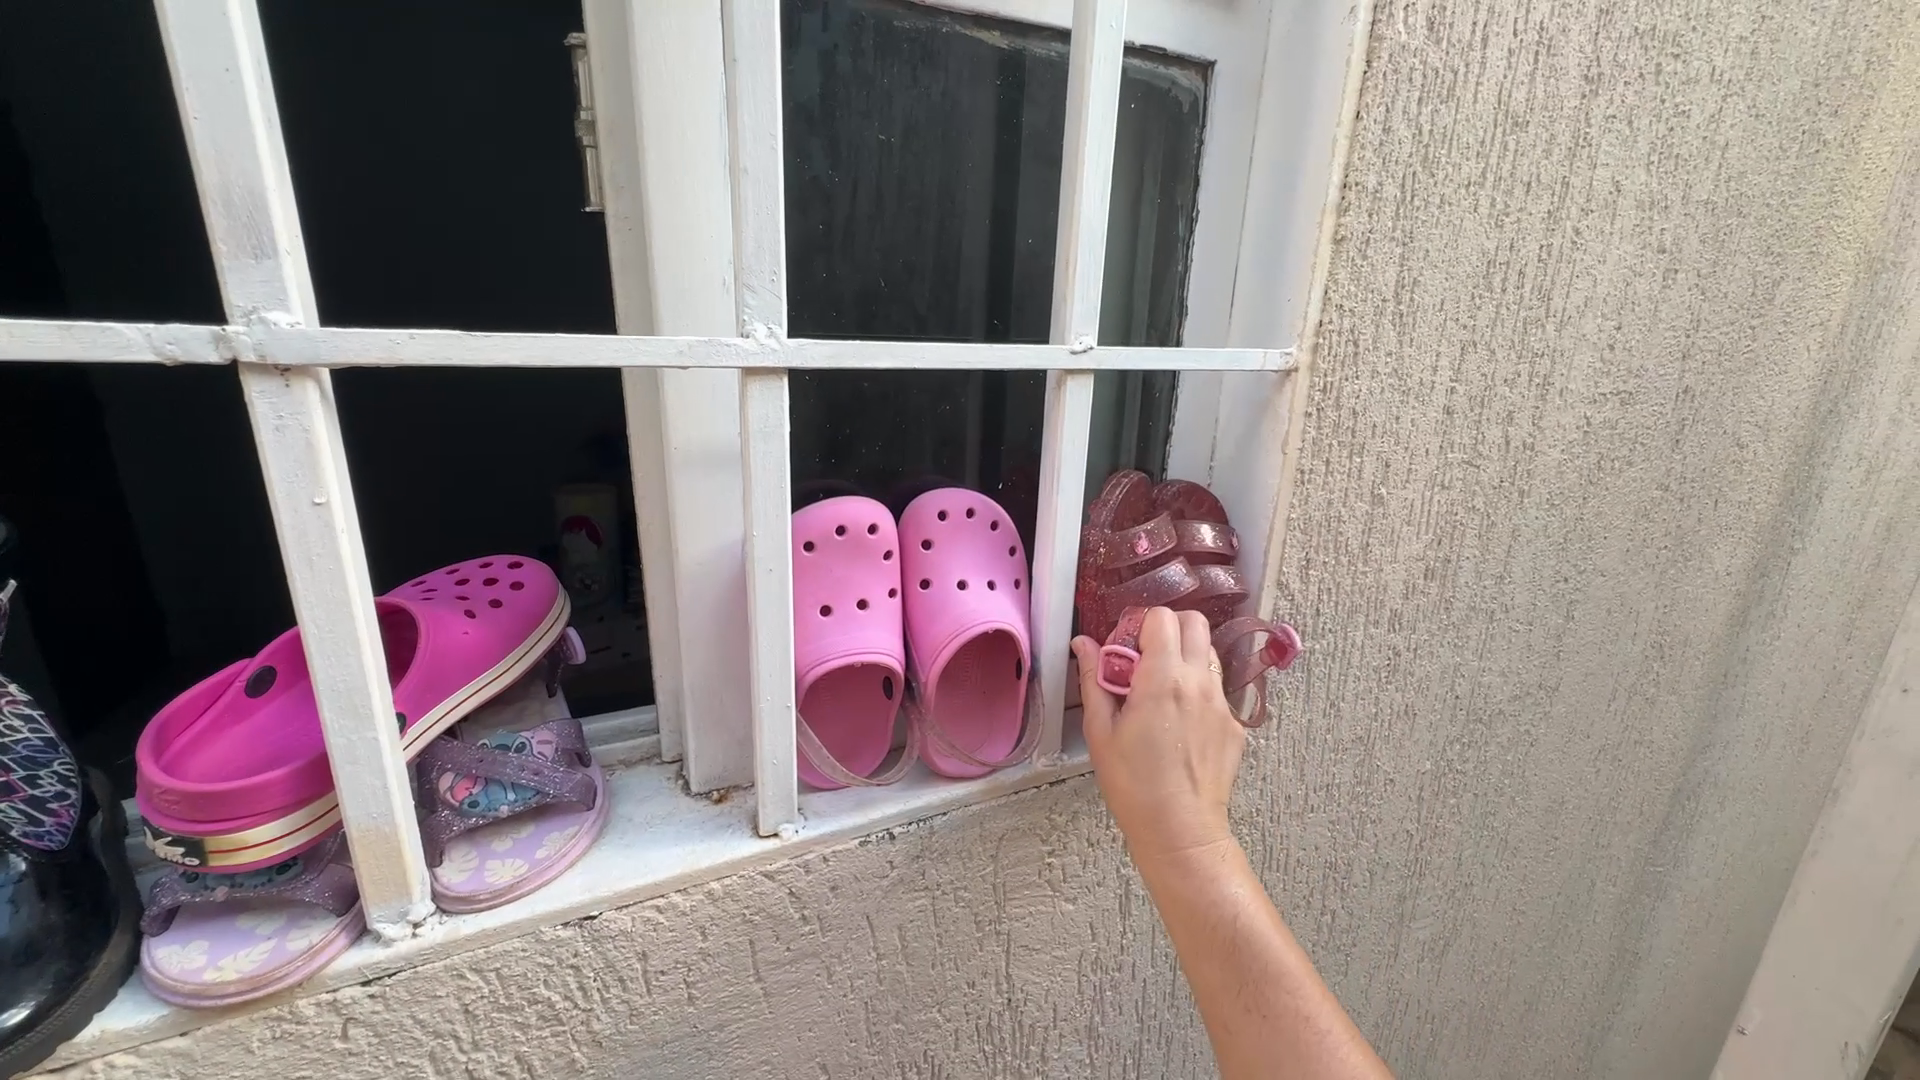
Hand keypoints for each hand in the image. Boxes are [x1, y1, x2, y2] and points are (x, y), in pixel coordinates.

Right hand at [1073, 607, 1245, 864]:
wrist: (1180, 831)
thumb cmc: (1134, 785)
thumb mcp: (1100, 731)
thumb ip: (1093, 679)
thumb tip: (1082, 644)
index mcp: (1163, 679)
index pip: (1162, 618)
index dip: (1139, 625)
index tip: (1124, 650)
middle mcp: (1199, 683)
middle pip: (1194, 622)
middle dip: (1167, 629)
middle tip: (1144, 657)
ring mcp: (1222, 703)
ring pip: (1209, 653)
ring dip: (1185, 656)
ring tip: (1161, 688)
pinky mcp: (1235, 725)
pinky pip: (1217, 689)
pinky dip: (1197, 690)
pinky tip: (1179, 722)